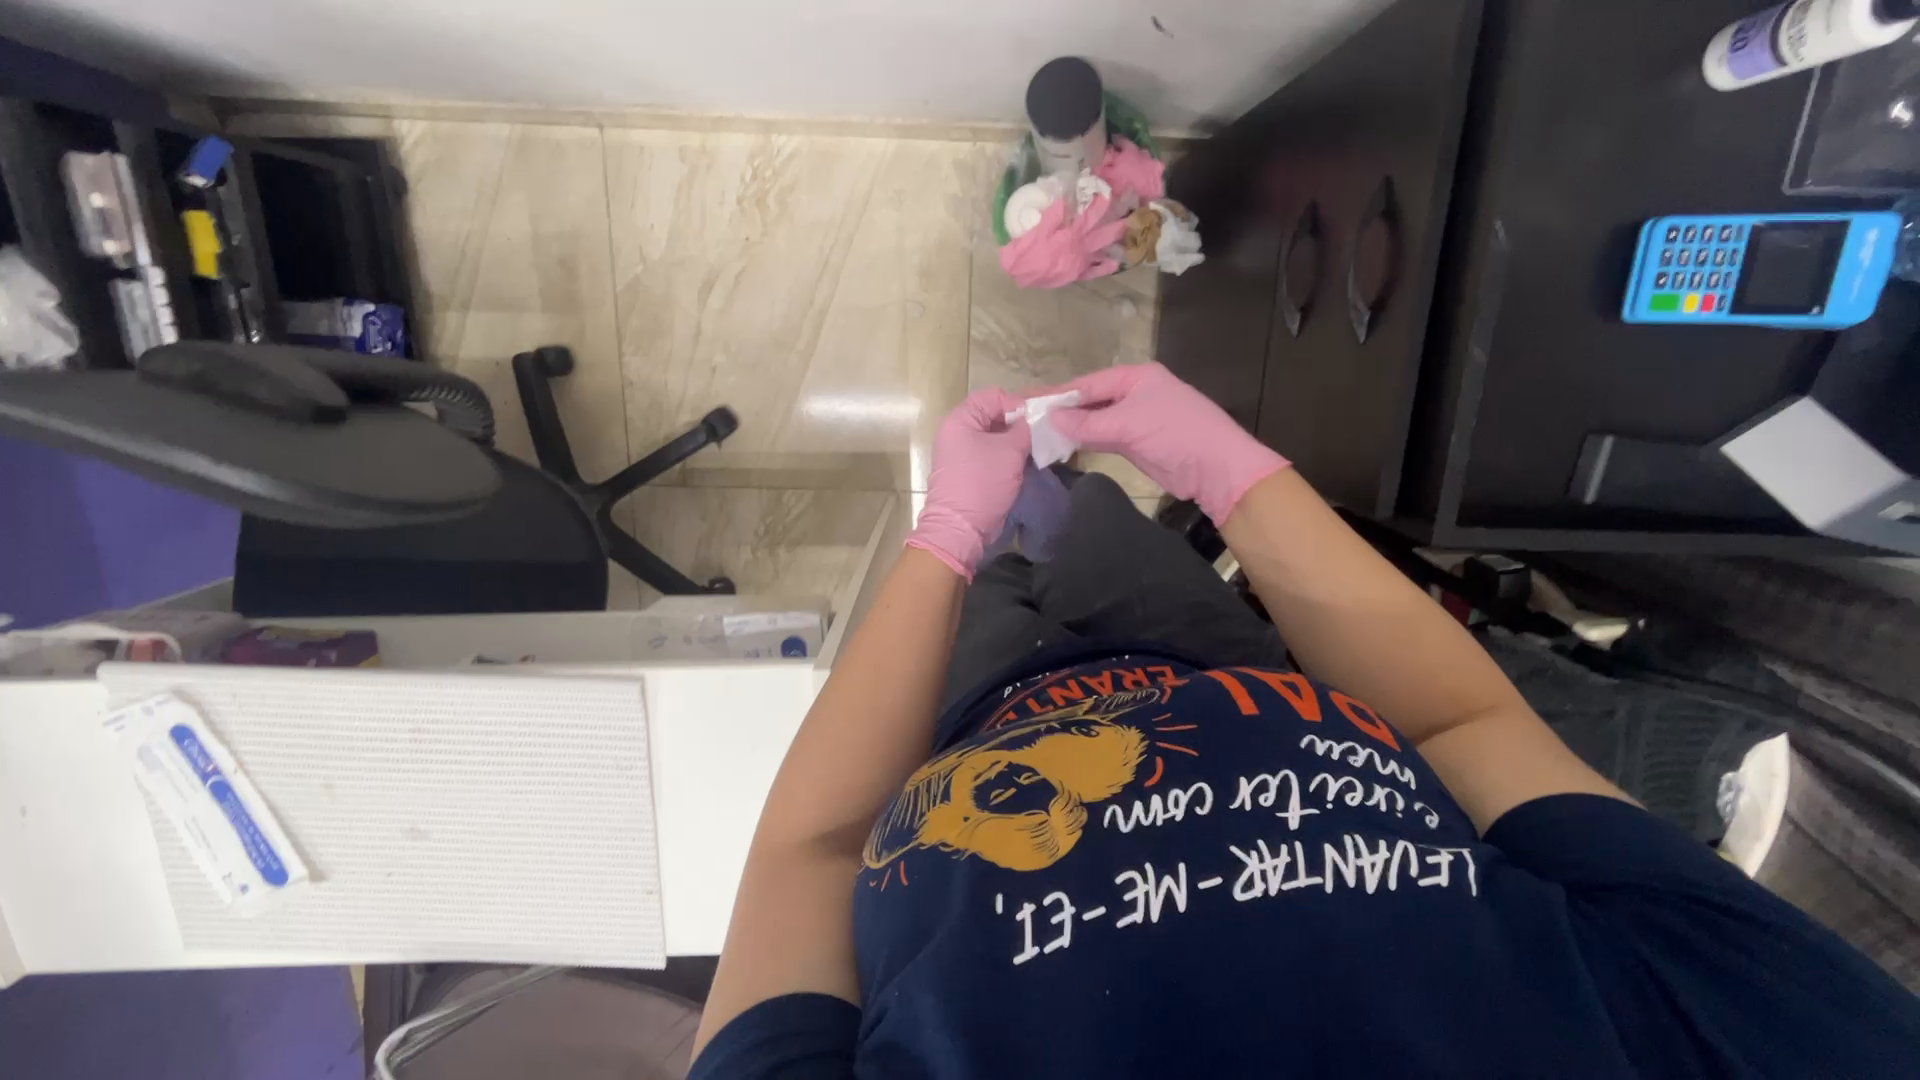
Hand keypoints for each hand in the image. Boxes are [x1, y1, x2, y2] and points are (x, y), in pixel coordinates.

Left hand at [907, 388, 1031, 579]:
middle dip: (1021, 421)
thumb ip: (1024, 429)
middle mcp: (958, 432)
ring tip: (1042, 443)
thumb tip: (1032, 422)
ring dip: (1018, 439)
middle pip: (994, 415)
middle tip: (1047, 427)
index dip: (1018, 401)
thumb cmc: (982, 483)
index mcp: (961, 420)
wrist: (961, 529)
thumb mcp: (1009, 451)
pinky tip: (1031, 458)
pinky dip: (1011, 454)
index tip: (1041, 415)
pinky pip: (994, 454)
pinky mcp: (972, 471)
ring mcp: (963, 453)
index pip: (993, 396)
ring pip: (996, 436)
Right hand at [1047, 363, 1288, 523]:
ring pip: (1095, 421)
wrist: (1216, 470)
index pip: (1089, 382)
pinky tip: (1062, 445)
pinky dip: (1085, 441)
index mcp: (1137, 377)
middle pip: (1091, 400)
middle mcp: (1134, 393)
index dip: (1059, 394)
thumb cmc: (1176, 434)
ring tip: (1037, 434)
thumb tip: (1050, 418)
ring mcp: (1135, 419)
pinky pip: (1103, 438)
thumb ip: (1088, 422)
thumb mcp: (1129, 425)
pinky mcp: (1135, 443)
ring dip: (1072, 428)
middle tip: (1028, 419)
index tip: (1029, 402)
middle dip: (1063, 410)